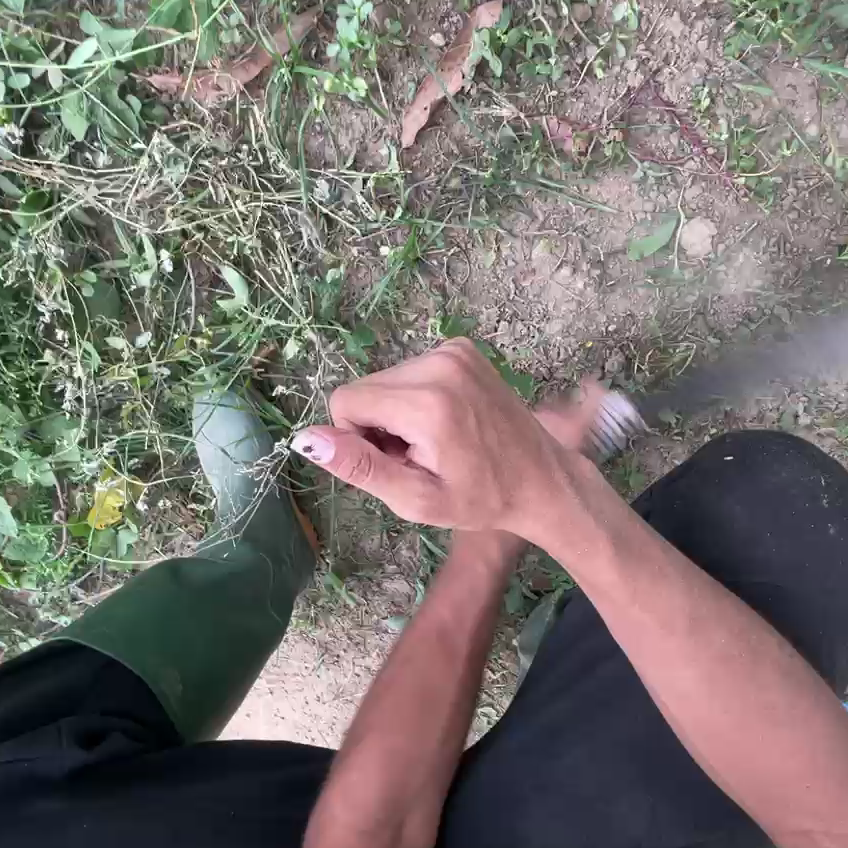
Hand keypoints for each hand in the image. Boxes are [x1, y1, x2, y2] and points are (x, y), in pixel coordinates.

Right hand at [293, 339, 592, 537]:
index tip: (396, 461)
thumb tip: (305, 439)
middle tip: (419, 455)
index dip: (358, 438)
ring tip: (436, 441)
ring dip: (397, 412)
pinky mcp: (463, 348)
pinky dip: (417, 397)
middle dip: (378, 424)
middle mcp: (439, 363)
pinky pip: (411, 370)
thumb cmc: (479, 500)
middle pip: (366, 388)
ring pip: (386, 379)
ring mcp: (455, 350)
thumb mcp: (415, 499)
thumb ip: (359, 466)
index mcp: (427, 403)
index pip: (345, 401)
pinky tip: (446, 422)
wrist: (542, 479)